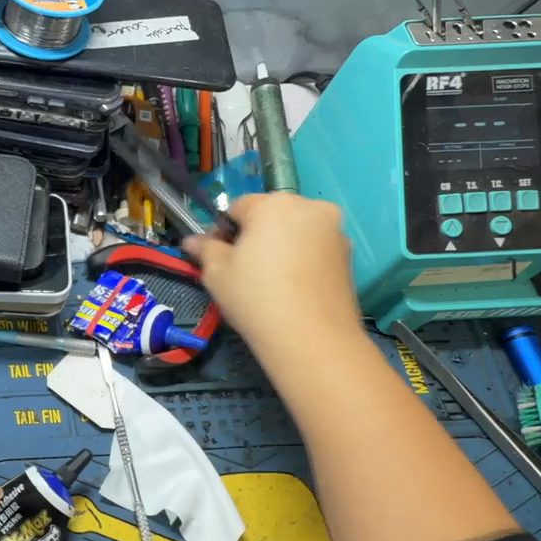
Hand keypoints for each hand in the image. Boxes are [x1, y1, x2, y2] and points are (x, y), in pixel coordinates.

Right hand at [182, 192, 361, 355]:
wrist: (310, 336)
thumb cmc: (255, 296)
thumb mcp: (216, 272)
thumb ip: (205, 249)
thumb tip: (192, 241)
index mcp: (273, 204)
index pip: (238, 207)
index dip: (222, 231)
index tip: (216, 257)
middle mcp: (309, 207)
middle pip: (271, 215)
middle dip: (254, 236)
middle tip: (241, 269)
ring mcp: (334, 230)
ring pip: (295, 231)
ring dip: (279, 246)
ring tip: (268, 280)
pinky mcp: (348, 255)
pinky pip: (314, 248)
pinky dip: (300, 259)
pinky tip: (290, 287)